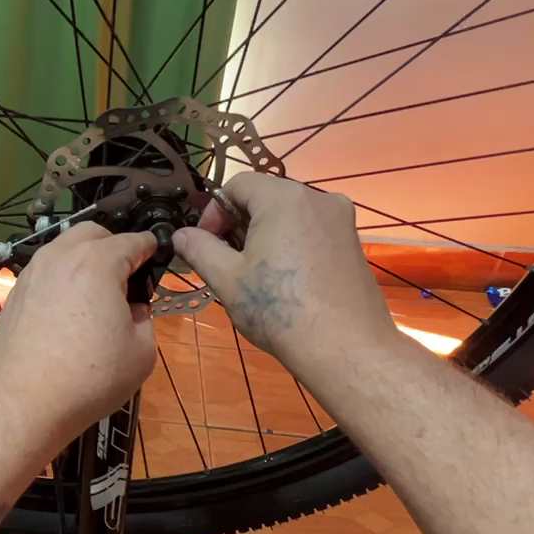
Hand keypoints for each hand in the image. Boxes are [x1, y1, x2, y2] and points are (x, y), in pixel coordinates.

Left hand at [0, 222, 158, 446]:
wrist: (23, 402)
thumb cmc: (90, 377)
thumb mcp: (141, 352)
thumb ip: (145, 320)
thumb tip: (134, 309)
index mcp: (98, 263)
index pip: (132, 241)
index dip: (149, 247)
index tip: (157, 255)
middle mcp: (61, 257)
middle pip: (93, 233)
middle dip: (113, 245)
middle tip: (126, 275)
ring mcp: (32, 273)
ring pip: (63, 248)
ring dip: (84, 259)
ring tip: (96, 292)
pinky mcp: (15, 294)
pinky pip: (45, 272)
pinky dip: (61, 278)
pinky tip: (67, 309)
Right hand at [171, 174, 398, 365]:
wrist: (345, 348)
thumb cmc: (279, 308)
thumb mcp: (226, 278)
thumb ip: (199, 248)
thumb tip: (181, 235)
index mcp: (284, 197)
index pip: (237, 185)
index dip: (213, 212)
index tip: (203, 243)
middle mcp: (318, 198)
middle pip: (265, 198)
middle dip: (238, 225)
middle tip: (224, 261)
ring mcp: (341, 221)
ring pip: (288, 217)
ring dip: (263, 236)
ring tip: (252, 275)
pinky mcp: (353, 245)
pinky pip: (310, 233)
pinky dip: (290, 246)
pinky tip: (283, 282)